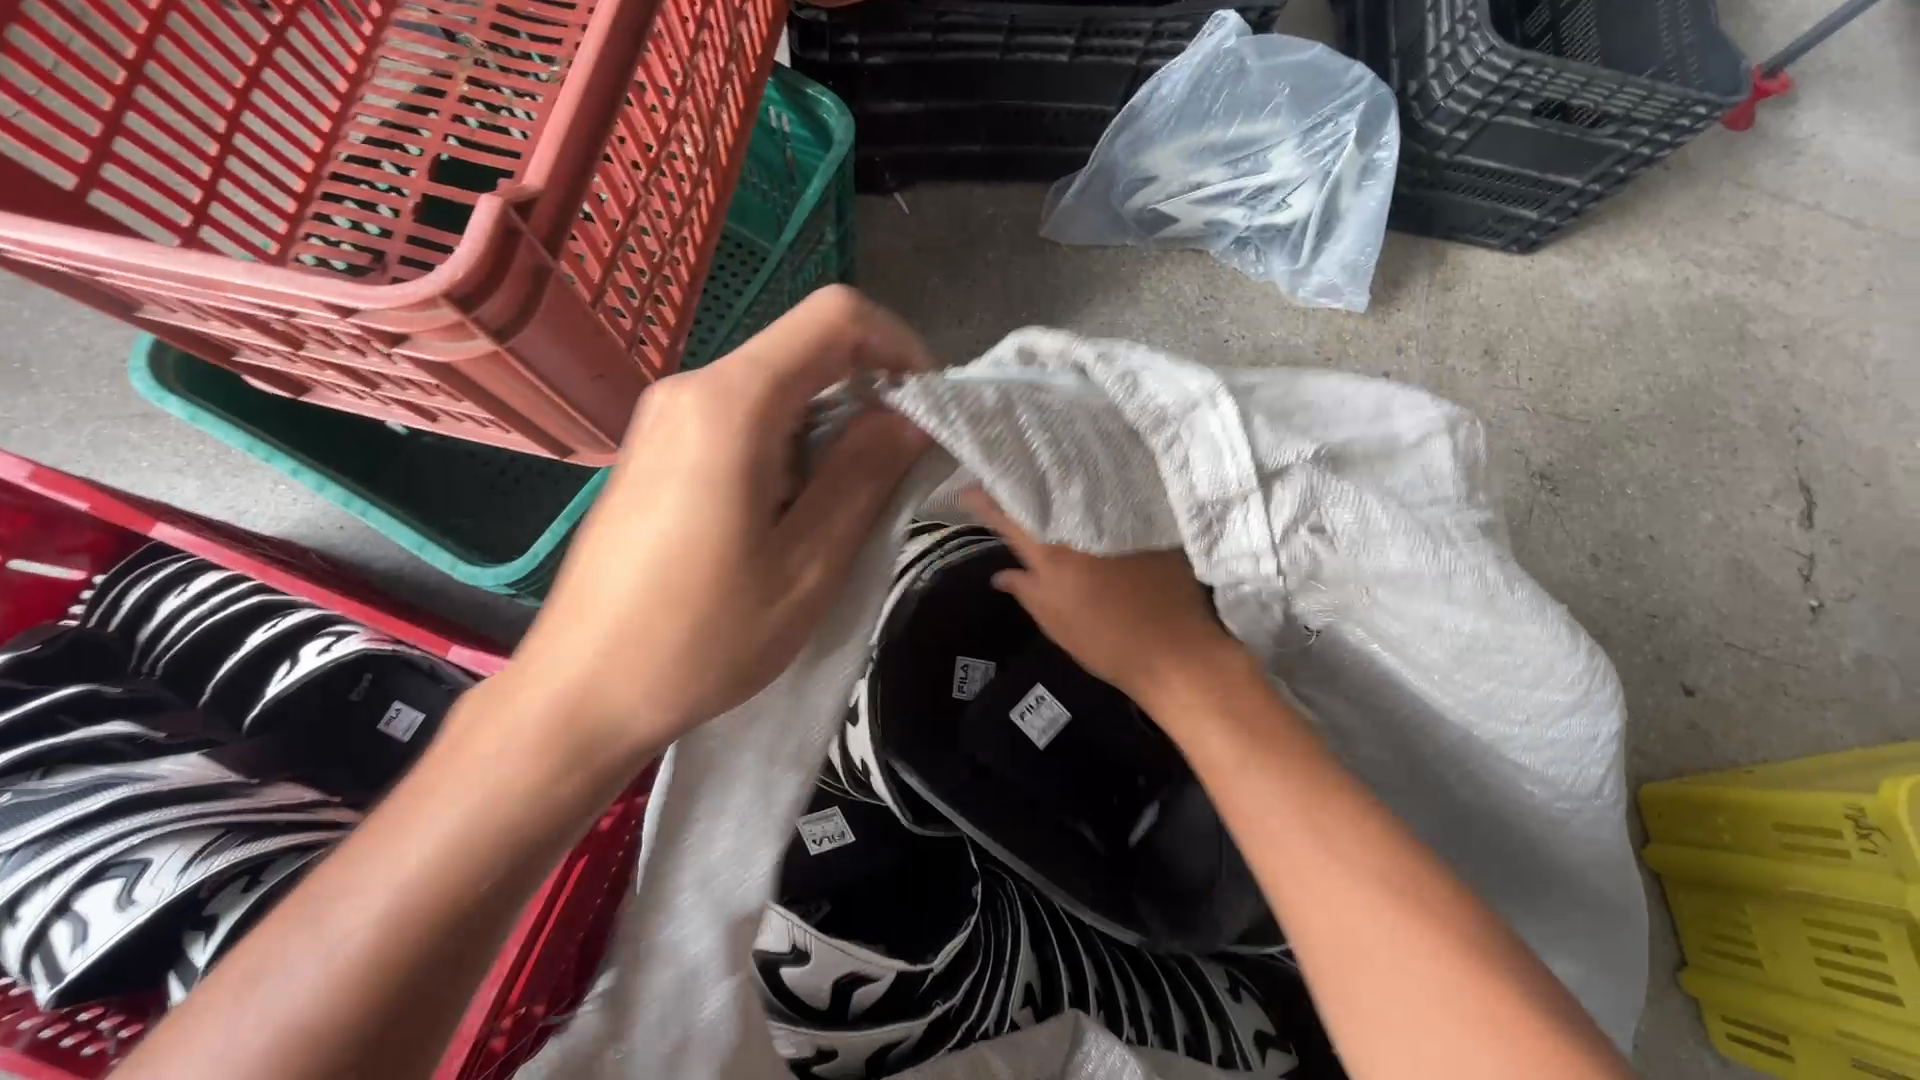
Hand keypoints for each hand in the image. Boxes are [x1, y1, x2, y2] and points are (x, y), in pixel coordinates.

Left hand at [490, 287, 934, 770]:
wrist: (583, 690)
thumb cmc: (702, 639)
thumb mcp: (808, 565)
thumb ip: (865, 475)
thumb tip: (909, 416)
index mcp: (731, 404)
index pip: (835, 318)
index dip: (899, 348)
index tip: (929, 410)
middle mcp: (692, 389)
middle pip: (805, 350)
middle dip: (870, 394)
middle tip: (900, 469)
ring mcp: (665, 418)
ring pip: (776, 387)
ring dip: (831, 427)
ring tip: (848, 504)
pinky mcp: (656, 450)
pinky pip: (742, 418)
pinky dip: (790, 444)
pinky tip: (792, 513)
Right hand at [960, 489, 1246, 708]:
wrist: (1173, 649)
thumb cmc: (1104, 640)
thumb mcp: (1053, 619)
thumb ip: (1023, 588)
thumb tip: (999, 574)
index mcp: (1049, 548)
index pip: (1005, 513)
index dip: (981, 499)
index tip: (965, 492)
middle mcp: (1079, 522)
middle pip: (1040, 489)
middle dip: (1017, 480)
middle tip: (1001, 474)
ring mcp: (1115, 515)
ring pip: (1075, 486)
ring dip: (1054, 479)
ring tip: (1036, 474)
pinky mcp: (1147, 517)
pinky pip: (1110, 493)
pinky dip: (1092, 490)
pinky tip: (1085, 487)